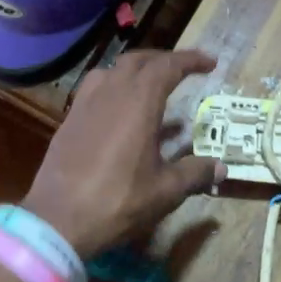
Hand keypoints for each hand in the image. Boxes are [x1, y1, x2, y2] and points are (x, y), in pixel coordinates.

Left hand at [21, 49, 225, 257]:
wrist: (59, 221)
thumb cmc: (118, 201)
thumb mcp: (165, 191)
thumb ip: (194, 173)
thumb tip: (221, 167)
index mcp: (138, 102)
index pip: (167, 66)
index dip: (191, 61)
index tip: (210, 63)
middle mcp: (110, 93)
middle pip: (138, 61)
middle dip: (162, 61)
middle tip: (182, 71)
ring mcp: (84, 106)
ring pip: (111, 73)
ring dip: (134, 73)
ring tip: (150, 89)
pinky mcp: (69, 122)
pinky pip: (95, 93)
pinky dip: (114, 92)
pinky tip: (122, 116)